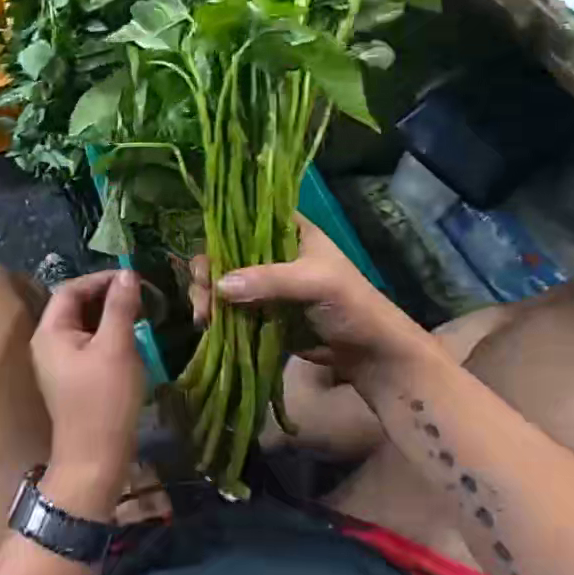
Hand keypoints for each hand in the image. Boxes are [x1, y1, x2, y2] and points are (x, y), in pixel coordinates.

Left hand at [31, 271, 145, 519]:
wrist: (95, 461)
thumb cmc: (104, 400)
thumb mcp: (116, 347)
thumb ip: (120, 307)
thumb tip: (127, 274)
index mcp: (50, 331)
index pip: (71, 289)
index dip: (100, 279)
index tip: (131, 278)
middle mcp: (46, 343)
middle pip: (74, 305)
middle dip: (105, 296)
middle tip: (137, 294)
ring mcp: (56, 363)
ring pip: (82, 325)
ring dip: (108, 315)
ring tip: (138, 312)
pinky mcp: (70, 378)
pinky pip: (86, 344)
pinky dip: (106, 335)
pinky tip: (129, 338)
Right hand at [212, 216, 435, 374]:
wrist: (371, 355)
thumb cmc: (352, 305)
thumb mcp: (316, 283)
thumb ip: (269, 280)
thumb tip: (218, 285)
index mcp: (287, 231)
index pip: (242, 220)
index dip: (219, 234)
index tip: (206, 259)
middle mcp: (270, 251)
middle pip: (225, 253)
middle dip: (207, 273)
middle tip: (202, 296)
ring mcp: (263, 283)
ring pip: (222, 281)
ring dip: (206, 296)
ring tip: (203, 318)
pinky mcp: (260, 311)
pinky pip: (229, 307)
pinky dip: (215, 315)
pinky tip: (206, 326)